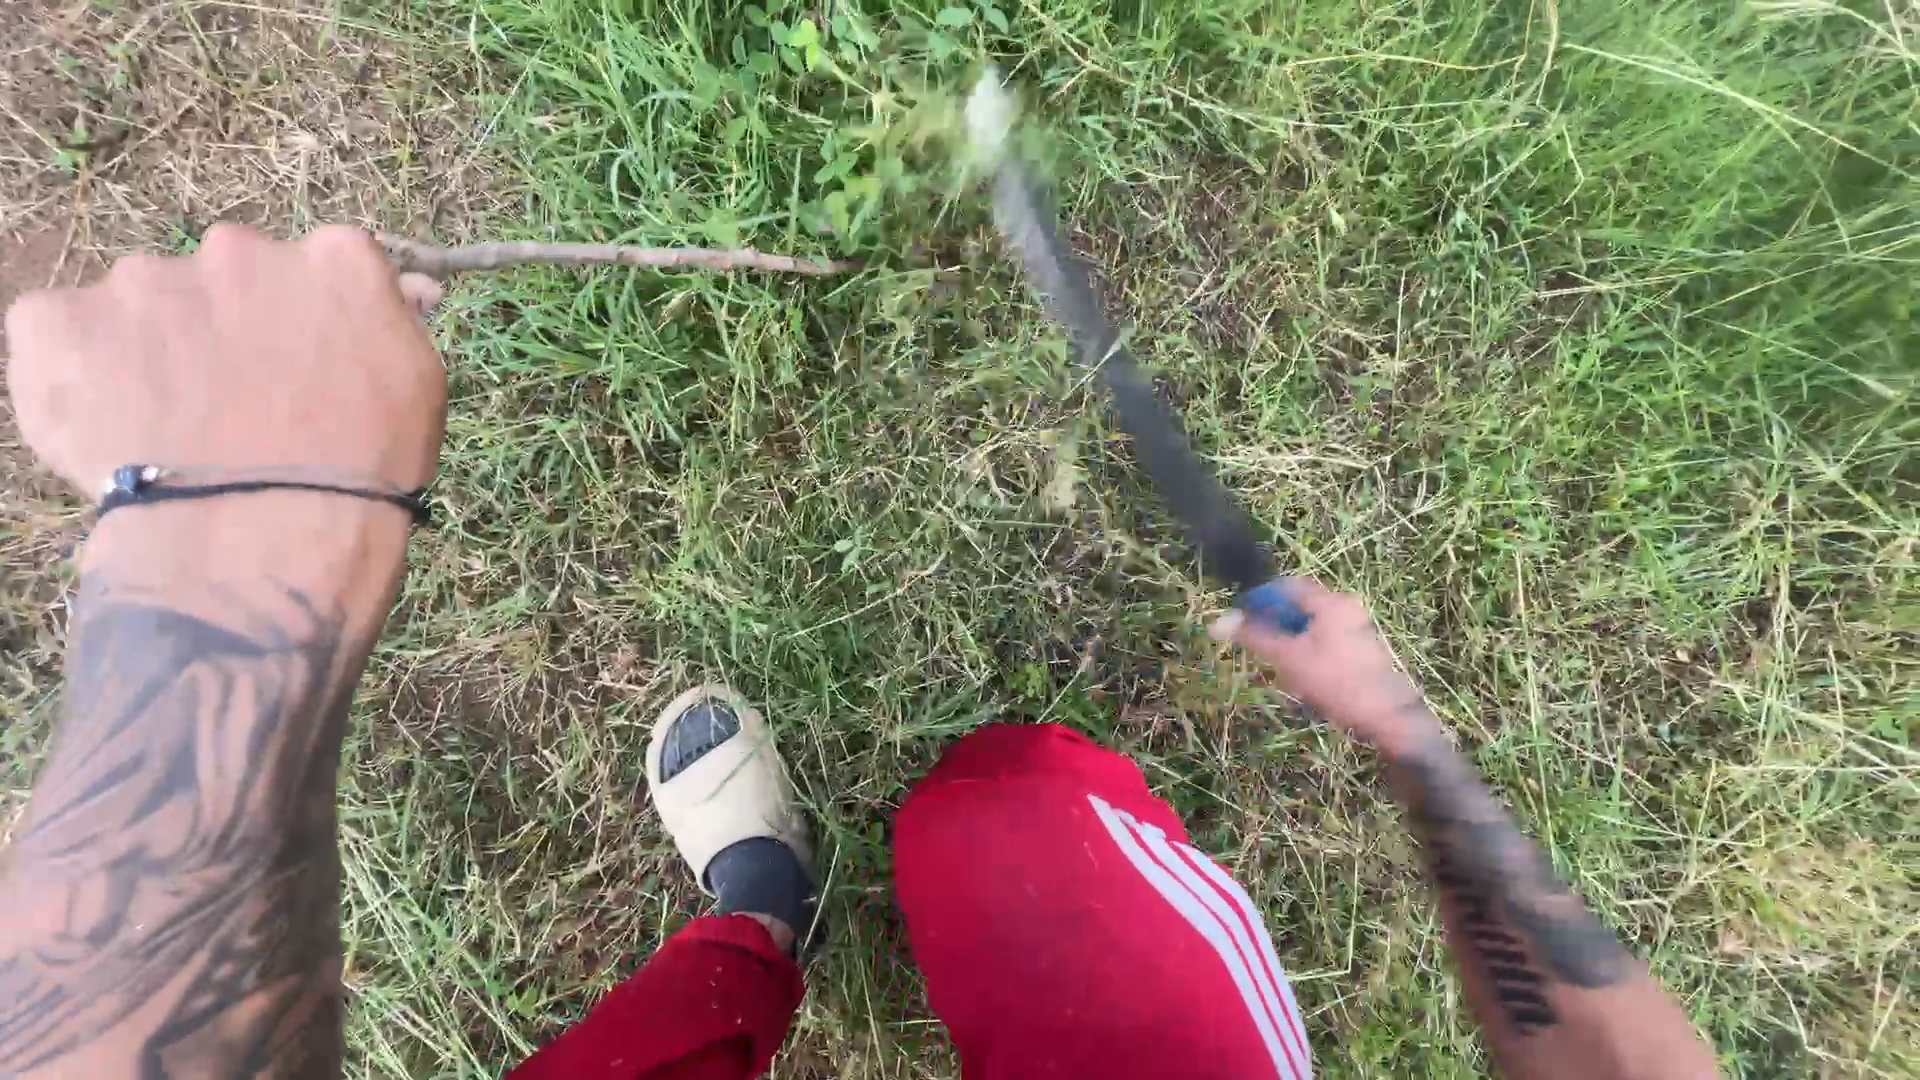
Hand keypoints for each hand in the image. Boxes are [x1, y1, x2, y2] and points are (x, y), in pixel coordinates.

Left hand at [4, 224, 446, 497]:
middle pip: (242, 271)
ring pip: (159, 302)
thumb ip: (398, 321)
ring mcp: (141, 279)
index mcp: (337, 260)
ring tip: (196, 418)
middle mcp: (239, 249)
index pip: (339, 260)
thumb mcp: (420, 384)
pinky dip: (99, 367)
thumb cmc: (371, 458)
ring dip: (175, 341)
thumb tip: (405, 288)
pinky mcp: (56, 319)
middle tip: (265, 390)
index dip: (335, 306)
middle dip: (250, 316)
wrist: (269, 526)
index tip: (336, 349)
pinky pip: (77, 332)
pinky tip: (136, 420)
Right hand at [1212, 578, 1440, 755]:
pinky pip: (1325, 639)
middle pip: (1299, 606)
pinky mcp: (1362, 648)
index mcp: (1332, 602)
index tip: (1243, 618)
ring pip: (1311, 625)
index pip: (1287, 587)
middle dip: (1275, 623)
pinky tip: (1301, 674)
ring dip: (1290, 639)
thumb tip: (1218, 622)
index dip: (1261, 599)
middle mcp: (1347, 608)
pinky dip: (1307, 649)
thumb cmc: (1335, 681)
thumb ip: (1253, 636)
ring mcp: (1358, 628)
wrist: (1387, 717)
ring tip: (1279, 664)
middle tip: (1258, 644)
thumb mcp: (1287, 657)